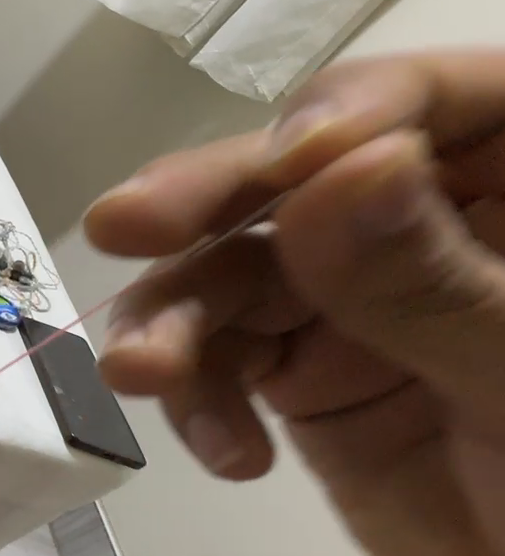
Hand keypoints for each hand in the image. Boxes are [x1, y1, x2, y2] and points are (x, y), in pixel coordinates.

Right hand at [85, 52, 504, 555]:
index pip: (437, 103)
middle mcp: (426, 235)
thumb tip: (337, 167)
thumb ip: (435, 281)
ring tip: (142, 375)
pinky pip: (211, 357)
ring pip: (223, 275)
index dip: (350, 113)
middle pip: (289, 182)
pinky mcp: (289, 370)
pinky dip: (197, 399)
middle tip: (118, 225)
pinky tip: (225, 451)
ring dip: (171, 326)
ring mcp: (347, 304)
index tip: (286, 165)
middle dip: (198, 208)